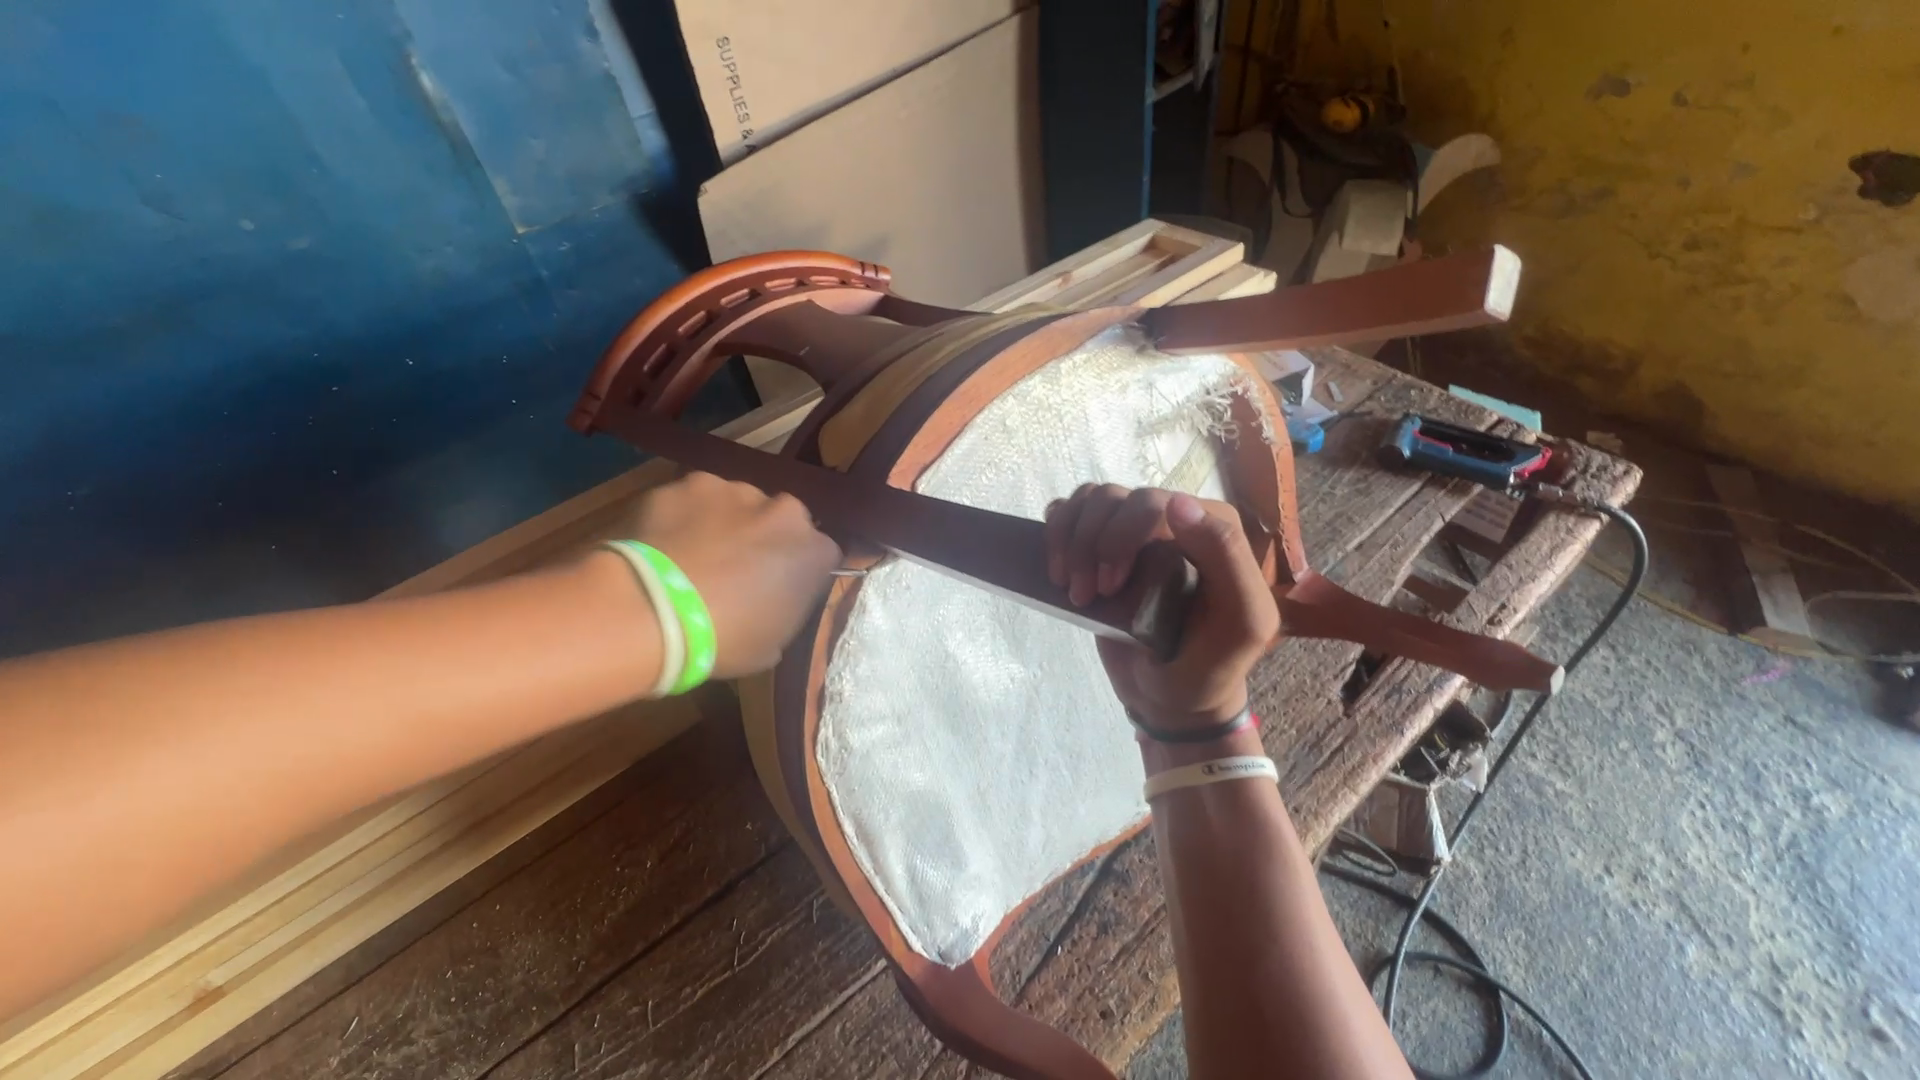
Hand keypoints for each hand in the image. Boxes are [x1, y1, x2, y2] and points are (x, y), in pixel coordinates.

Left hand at [624, 472, 842, 677]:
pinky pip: (693, 501)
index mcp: (813, 551)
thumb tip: (772, 600)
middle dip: (764, 539)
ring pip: (737, 504)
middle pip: (782, 520)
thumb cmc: (721, 640)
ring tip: (693, 557)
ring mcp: (733, 490)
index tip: (779, 591)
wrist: (648, 611)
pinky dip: (684, 517)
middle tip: (736, 572)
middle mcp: (782, 510)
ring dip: (725, 524)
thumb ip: (784, 610)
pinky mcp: (685, 483)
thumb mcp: (771, 645)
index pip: (821, 555)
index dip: (799, 573)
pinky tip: (663, 545)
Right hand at [1045, 486, 1278, 731]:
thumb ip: (1227, 558)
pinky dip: (1056, 530)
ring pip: (1092, 500)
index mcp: (1212, 528)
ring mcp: (1137, 532)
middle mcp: (1174, 521)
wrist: (1171, 697)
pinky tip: (1057, 564)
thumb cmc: (1209, 666)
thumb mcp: (1241, 622)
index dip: (1122, 537)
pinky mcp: (1105, 545)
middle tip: (1083, 597)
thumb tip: (1178, 502)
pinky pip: (1073, 511)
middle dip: (1089, 545)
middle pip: (1116, 499)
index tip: (1109, 588)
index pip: (1156, 502)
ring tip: (1069, 589)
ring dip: (1068, 540)